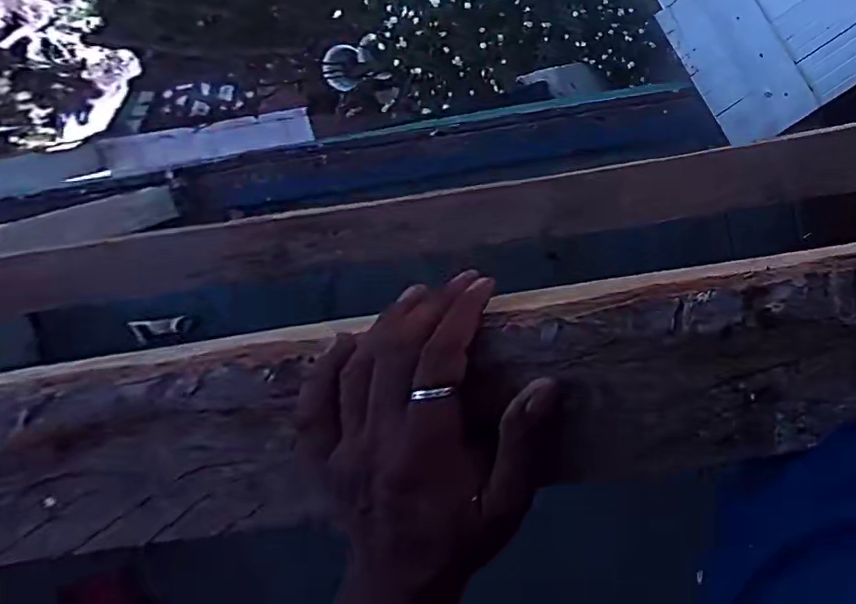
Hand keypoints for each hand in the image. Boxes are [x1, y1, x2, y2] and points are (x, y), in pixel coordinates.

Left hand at [296, 270, 559, 603]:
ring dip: (386, 324)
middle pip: (392, 356)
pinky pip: (311, 409)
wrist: (398, 591)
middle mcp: (374, 443)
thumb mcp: (508, 499)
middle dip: (429, 309)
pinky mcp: (322, 462)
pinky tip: (343, 340)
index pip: (435, 363)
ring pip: (353, 372)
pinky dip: (324, 369)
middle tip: (461, 281)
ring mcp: (341, 452)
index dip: (459, 316)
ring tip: (417, 293)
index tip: (483, 286)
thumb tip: (543, 386)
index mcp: (420, 449)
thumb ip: (522, 443)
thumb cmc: (463, 537)